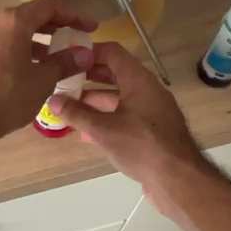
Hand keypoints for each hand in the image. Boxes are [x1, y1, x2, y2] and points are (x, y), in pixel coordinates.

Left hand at [0, 0, 96, 147]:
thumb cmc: (6, 97)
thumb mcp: (42, 81)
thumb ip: (64, 63)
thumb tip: (84, 54)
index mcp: (12, 22)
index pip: (49, 6)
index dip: (73, 14)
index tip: (89, 28)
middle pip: (27, 17)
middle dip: (52, 28)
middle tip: (71, 41)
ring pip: (9, 34)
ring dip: (32, 43)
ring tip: (50, 60)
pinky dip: (14, 52)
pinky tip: (23, 72)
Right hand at [48, 42, 210, 196]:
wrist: (178, 179)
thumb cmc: (141, 146)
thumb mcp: (103, 129)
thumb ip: (76, 114)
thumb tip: (52, 100)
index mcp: (139, 80)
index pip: (112, 52)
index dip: (89, 51)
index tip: (68, 56)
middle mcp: (147, 90)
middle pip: (116, 74)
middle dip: (89, 77)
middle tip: (64, 81)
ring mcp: (152, 111)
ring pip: (120, 98)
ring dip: (96, 101)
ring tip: (70, 107)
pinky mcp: (153, 131)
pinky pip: (127, 116)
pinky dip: (108, 119)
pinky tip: (89, 133)